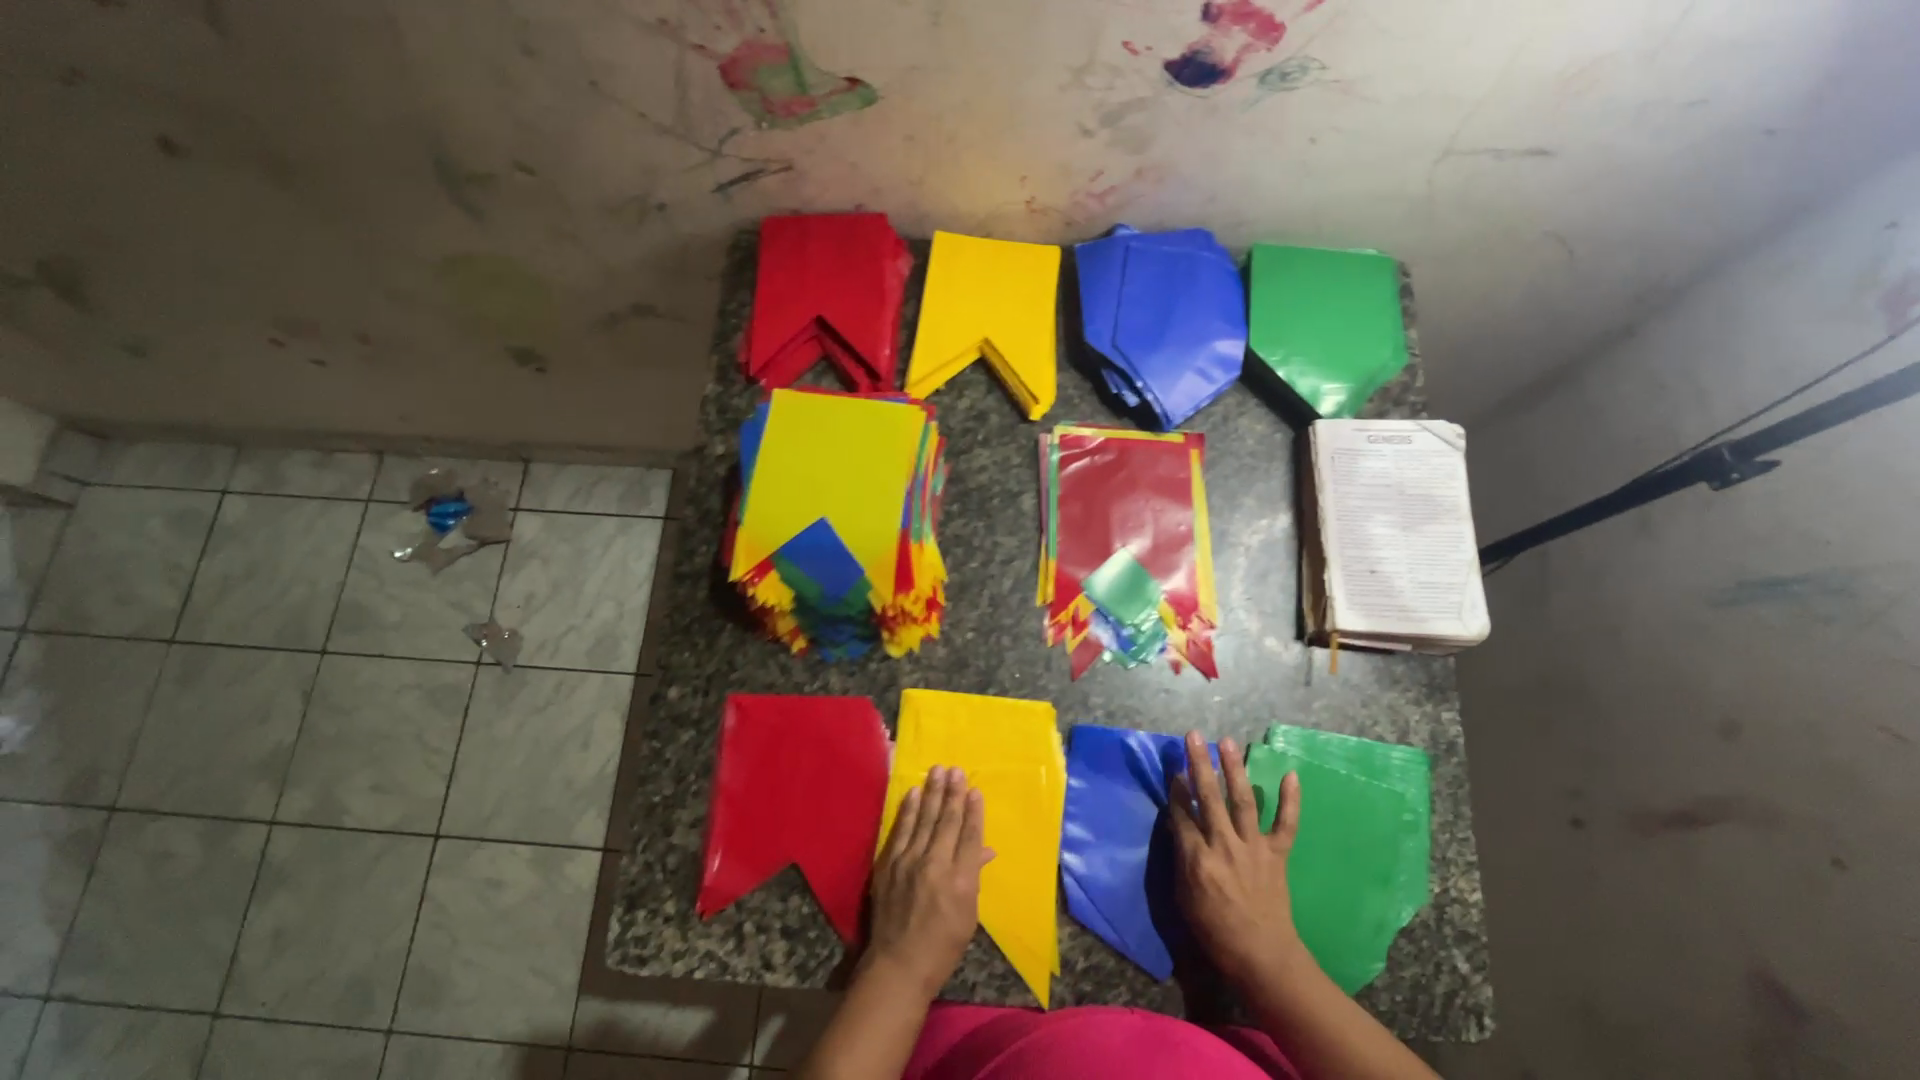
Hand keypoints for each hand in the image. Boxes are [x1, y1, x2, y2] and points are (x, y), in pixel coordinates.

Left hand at [863, 765, 993, 999]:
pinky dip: (908, 810)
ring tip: (937, 771)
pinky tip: (913, 793)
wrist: (899, 964)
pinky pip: (900, 830)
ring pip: (923, 819)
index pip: (969, 835)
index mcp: (960, 880)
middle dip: (952, 793)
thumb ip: (974, 876)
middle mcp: (935, 864)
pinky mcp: (888, 864)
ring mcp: (908, 862)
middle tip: (956, 770)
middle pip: (946, 821)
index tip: (975, 790)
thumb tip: (984, 851)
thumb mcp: (969, 914)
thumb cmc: (943, 945)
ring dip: (931, 793)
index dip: (973, 811)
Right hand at [1168, 731, 1303, 987]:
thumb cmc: (1213, 930)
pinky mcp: (1277, 854)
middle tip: (1193, 736)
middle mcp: (1223, 845)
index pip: (1182, 814)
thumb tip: (1179, 826)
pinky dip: (1290, 800)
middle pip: (1208, 797)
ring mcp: (1253, 847)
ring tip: (1226, 742)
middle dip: (1199, 764)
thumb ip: (1182, 858)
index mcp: (1196, 858)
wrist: (1260, 953)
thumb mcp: (1183, 896)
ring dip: (1234, 769)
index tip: (1173, 767)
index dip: (1176, 789)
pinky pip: (1286, 824)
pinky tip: (1291, 775)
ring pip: (1242, 801)